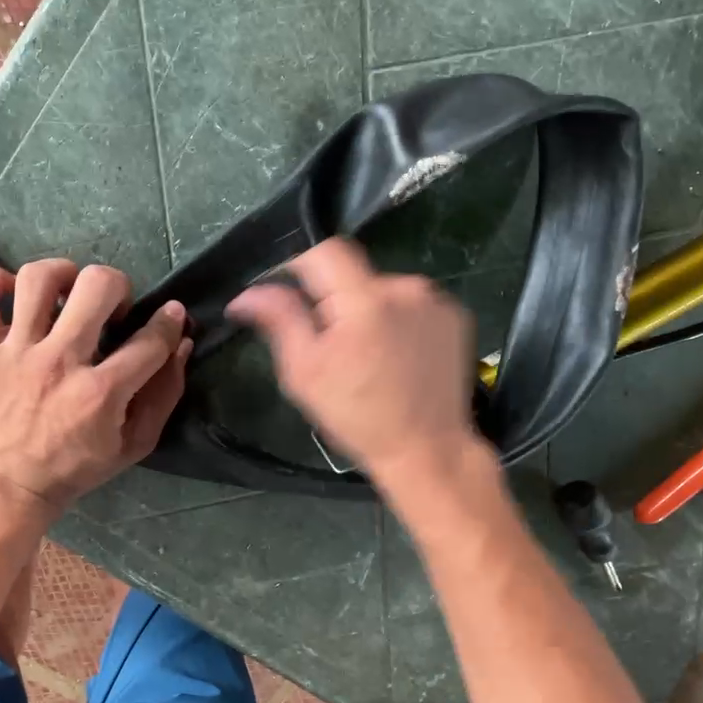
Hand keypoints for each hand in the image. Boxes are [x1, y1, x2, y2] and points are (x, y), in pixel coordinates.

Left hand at [0, 259, 191, 513]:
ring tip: (68, 294)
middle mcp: (58, 362)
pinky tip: (13, 292)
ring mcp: (16, 353)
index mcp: (100, 392)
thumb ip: (163, 394)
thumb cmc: (76, 468)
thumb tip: (180, 344)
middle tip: (112, 312)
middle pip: (97, 286)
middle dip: (118, 287)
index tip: (169, 317)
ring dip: (62, 274)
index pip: (150, 338)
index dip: (168, 321)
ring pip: (37, 280)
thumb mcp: (134, 444)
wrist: (10, 486)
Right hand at [227, 237, 479, 474]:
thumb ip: (279, 321)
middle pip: (353, 275)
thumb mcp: (303, 374)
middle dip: (334, 301)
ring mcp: (435, 302)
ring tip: (364, 355)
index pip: (324, 252)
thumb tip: (246, 293)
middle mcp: (405, 288)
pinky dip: (396, 321)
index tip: (288, 294)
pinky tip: (393, 356)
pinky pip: (411, 305)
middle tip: (327, 345)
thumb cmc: (356, 416)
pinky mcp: (455, 316)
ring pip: (382, 290)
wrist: (426, 450)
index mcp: (364, 301)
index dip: (298, 265)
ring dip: (365, 311)